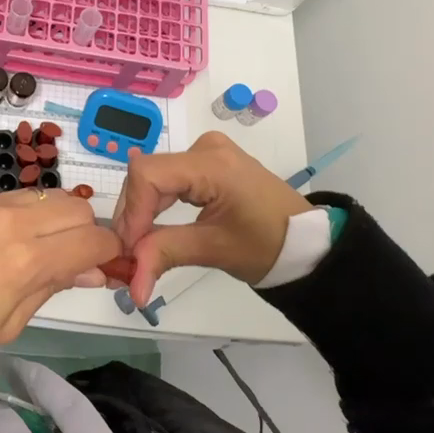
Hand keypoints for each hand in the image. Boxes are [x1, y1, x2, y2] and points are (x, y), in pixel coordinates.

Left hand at [0, 188, 119, 354]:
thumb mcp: (9, 323)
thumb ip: (53, 287)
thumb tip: (93, 271)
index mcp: (26, 261)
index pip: (93, 239)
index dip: (111, 253)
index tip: (110, 268)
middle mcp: (16, 222)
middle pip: (80, 207)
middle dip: (90, 232)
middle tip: (81, 260)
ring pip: (55, 194)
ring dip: (67, 217)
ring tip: (53, 247)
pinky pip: (28, 193)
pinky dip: (41, 209)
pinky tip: (27, 236)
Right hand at [111, 131, 312, 304]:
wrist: (306, 242)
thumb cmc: (268, 245)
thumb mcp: (215, 250)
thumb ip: (165, 254)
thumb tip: (130, 284)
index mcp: (212, 164)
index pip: (149, 174)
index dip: (132, 211)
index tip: (127, 249)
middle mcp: (204, 148)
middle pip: (148, 174)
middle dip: (134, 215)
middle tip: (127, 255)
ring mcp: (205, 151)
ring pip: (154, 176)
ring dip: (141, 211)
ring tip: (137, 246)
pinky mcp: (206, 162)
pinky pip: (169, 178)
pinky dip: (156, 204)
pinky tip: (152, 229)